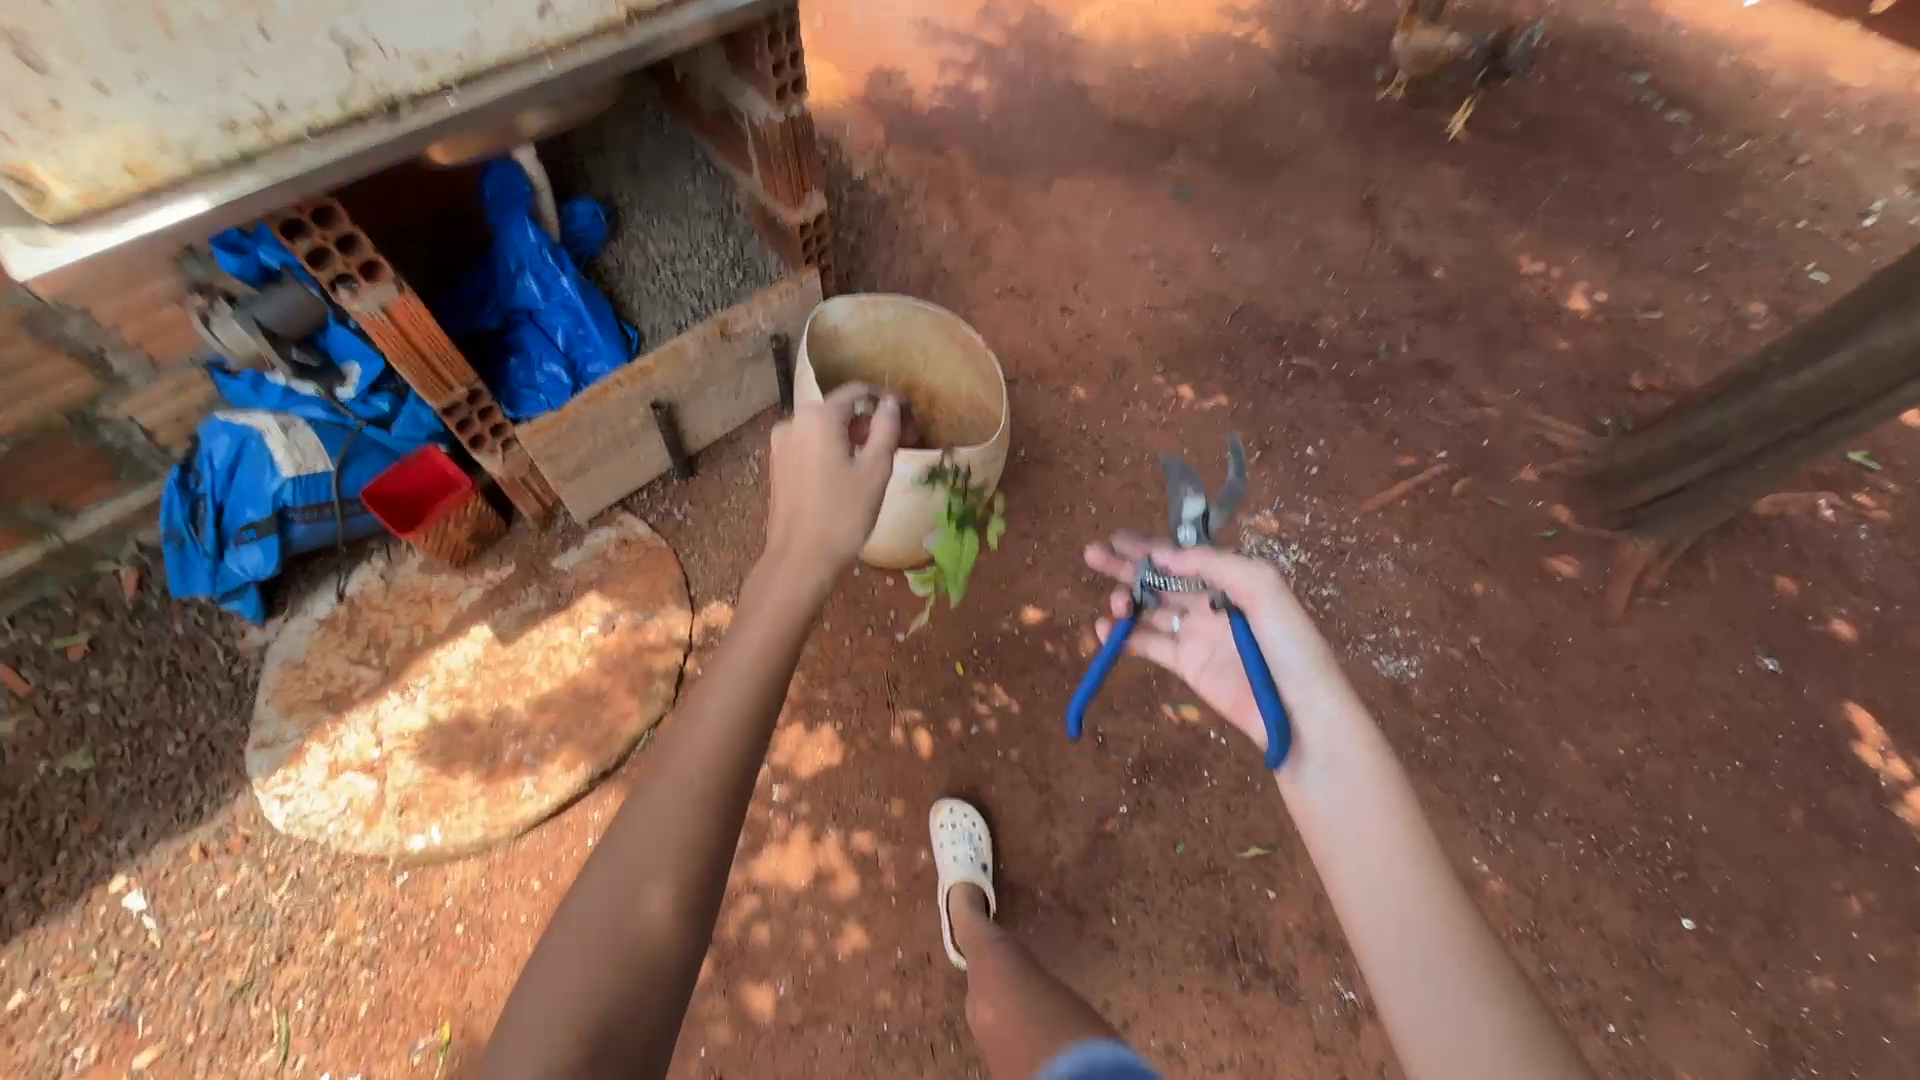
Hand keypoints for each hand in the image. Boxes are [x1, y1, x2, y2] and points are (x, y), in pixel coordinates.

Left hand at [764, 382, 901, 585]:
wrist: (800, 559)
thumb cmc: (844, 514)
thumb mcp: (875, 470)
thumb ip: (886, 429)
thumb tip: (891, 403)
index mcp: (818, 417)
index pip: (856, 392)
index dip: (884, 398)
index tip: (906, 413)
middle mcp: (794, 421)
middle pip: (839, 410)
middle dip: (868, 421)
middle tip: (899, 442)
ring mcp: (781, 444)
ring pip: (824, 429)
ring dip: (851, 437)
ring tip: (877, 461)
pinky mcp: (777, 465)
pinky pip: (810, 446)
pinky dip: (832, 450)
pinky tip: (849, 474)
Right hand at [1083, 532, 1343, 758]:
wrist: (1300, 711)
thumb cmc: (1289, 645)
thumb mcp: (1262, 588)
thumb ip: (1213, 563)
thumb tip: (1163, 554)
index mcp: (1230, 579)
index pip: (1182, 556)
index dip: (1149, 546)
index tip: (1117, 538)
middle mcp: (1209, 602)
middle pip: (1159, 578)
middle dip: (1126, 566)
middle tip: (1092, 554)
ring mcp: (1196, 634)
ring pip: (1150, 609)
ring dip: (1125, 601)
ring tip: (1112, 605)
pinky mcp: (1187, 664)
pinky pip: (1148, 644)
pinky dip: (1124, 637)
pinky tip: (1106, 631)